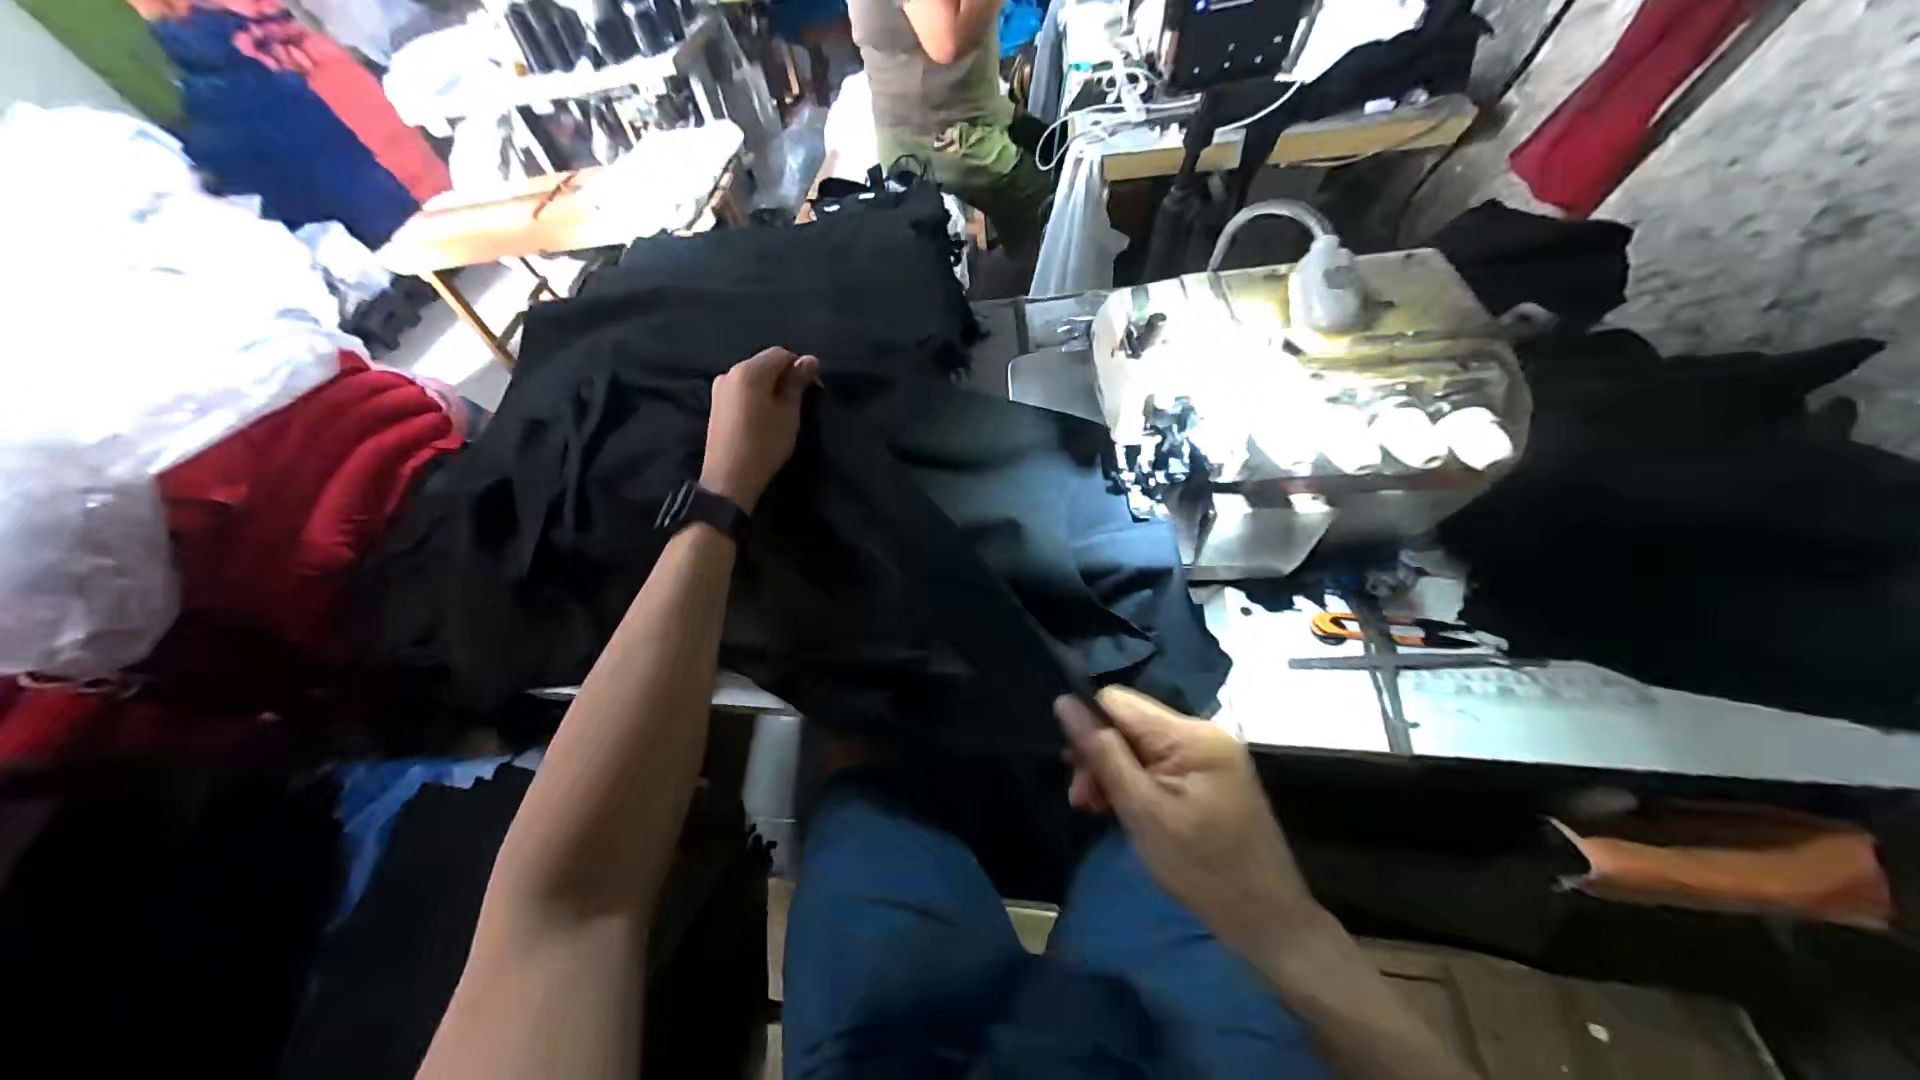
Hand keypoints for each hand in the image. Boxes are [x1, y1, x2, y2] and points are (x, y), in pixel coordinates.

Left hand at [701, 348, 819, 513]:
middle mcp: (730, 373)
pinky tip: (764, 419)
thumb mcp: (789, 413)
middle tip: (800, 403)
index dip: (801, 367)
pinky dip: (757, 397)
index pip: (781, 354)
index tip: (813, 390)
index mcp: (749, 371)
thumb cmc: (765, 445)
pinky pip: (743, 391)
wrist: (729, 479)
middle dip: (785, 377)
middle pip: (765, 364)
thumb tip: (810, 360)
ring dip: (771, 388)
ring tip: (783, 413)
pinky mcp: (716, 405)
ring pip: (753, 378)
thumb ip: (797, 383)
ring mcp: (720, 389)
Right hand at [1057, 687, 1321, 956]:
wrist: (1266, 920)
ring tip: (1098, 810)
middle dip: (1099, 756)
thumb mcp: (1141, 810)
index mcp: (1190, 735)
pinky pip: (1159, 761)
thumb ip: (1102, 753)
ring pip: (1140, 743)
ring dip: (1114, 772)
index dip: (1088, 727)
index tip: (1074, 772)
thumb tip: (1063, 702)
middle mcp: (1202, 732)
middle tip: (1083, 802)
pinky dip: (1136, 781)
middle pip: (1129, 723)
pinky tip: (1125, 809)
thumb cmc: (1201, 868)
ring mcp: (1209, 753)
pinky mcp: (1210, 774)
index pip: (1117, 701)